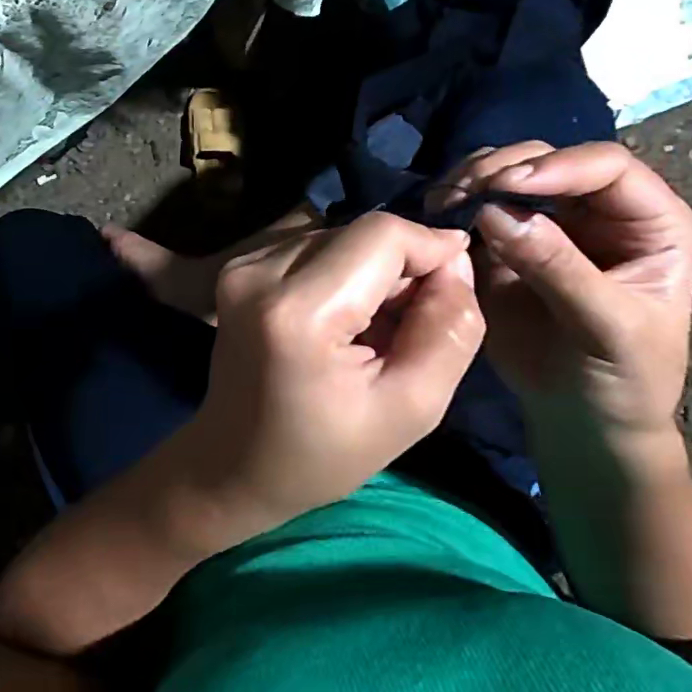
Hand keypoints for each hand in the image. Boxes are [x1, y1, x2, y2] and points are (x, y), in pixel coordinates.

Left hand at [172, 212, 484, 539]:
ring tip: (370, 331)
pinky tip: (338, 320)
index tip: (455, 287)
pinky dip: (337, 274)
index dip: (430, 249)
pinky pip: (307, 249)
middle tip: (410, 325)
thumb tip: (456, 261)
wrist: (235, 458)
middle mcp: (258, 273)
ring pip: (334, 237)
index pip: (379, 234)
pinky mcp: (236, 269)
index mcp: (296, 311)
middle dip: (400, 268)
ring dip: (368, 271)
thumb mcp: (412, 407)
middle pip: (355, 233)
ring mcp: (240, 267)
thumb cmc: (322, 451)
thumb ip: (448, 329)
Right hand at [432, 141, 691, 444]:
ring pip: (503, 170)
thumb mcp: (607, 326)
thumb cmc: (623, 376)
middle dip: (499, 170)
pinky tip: (434, 214)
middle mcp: (594, 210)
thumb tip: (496, 213)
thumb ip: (559, 268)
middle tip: (459, 194)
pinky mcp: (499, 238)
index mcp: (647, 222)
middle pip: (544, 158)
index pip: (605, 167)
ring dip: (468, 179)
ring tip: (440, 204)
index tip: (503, 187)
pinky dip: (451, 199)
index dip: (557, 166)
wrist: (579, 413)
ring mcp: (543, 221)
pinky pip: (473, 200)